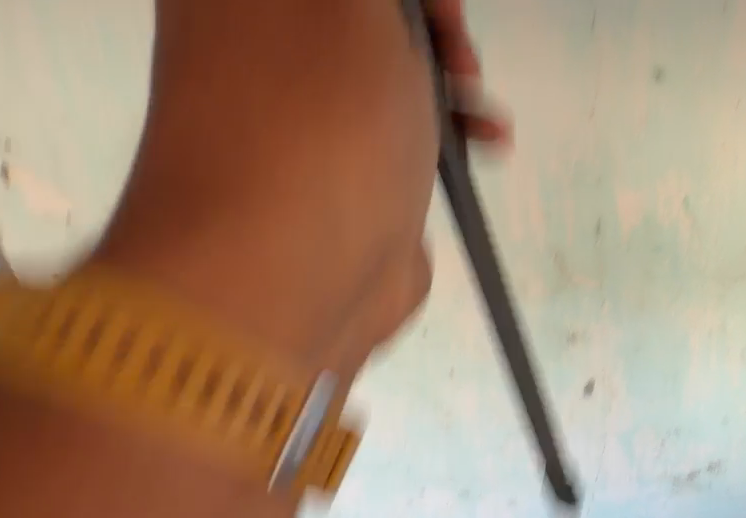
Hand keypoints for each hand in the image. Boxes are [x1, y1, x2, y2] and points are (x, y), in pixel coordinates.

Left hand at [89, 0, 510, 380]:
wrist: (293, 265)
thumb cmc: (318, 121)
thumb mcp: (357, 9)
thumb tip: (401, 11)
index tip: (440, 13)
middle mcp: (260, 30)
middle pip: (369, 13)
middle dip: (430, 26)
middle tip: (459, 55)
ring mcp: (301, 102)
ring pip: (389, 62)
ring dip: (450, 77)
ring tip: (480, 104)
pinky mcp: (341, 161)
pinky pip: (400, 121)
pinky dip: (447, 127)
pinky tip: (485, 141)